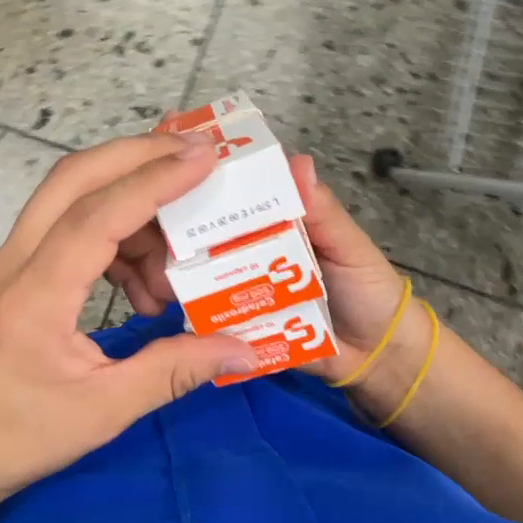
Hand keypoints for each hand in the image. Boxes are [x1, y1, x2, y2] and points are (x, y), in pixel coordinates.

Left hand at [0, 133, 261, 505]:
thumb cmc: (22, 435)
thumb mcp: (104, 411)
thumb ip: (174, 371)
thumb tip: (245, 350)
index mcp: (34, 297)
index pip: (94, 217)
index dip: (151, 182)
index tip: (203, 158)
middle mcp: (14, 263)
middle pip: (72, 179)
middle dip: (136, 156)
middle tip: (197, 157)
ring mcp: (9, 262)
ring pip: (70, 199)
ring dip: (130, 210)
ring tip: (173, 267)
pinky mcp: (16, 272)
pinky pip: (68, 229)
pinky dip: (113, 239)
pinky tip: (142, 288)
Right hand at [105, 154, 427, 416]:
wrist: (378, 360)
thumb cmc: (369, 291)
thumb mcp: (349, 246)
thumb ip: (322, 212)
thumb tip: (298, 162)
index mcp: (275, 221)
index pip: (232, 194)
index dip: (202, 180)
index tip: (166, 168)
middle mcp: (248, 248)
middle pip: (203, 232)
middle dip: (175, 228)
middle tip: (144, 225)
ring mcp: (238, 286)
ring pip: (196, 271)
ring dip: (173, 269)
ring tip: (147, 268)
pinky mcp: (236, 323)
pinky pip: (206, 314)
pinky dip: (187, 310)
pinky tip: (159, 303)